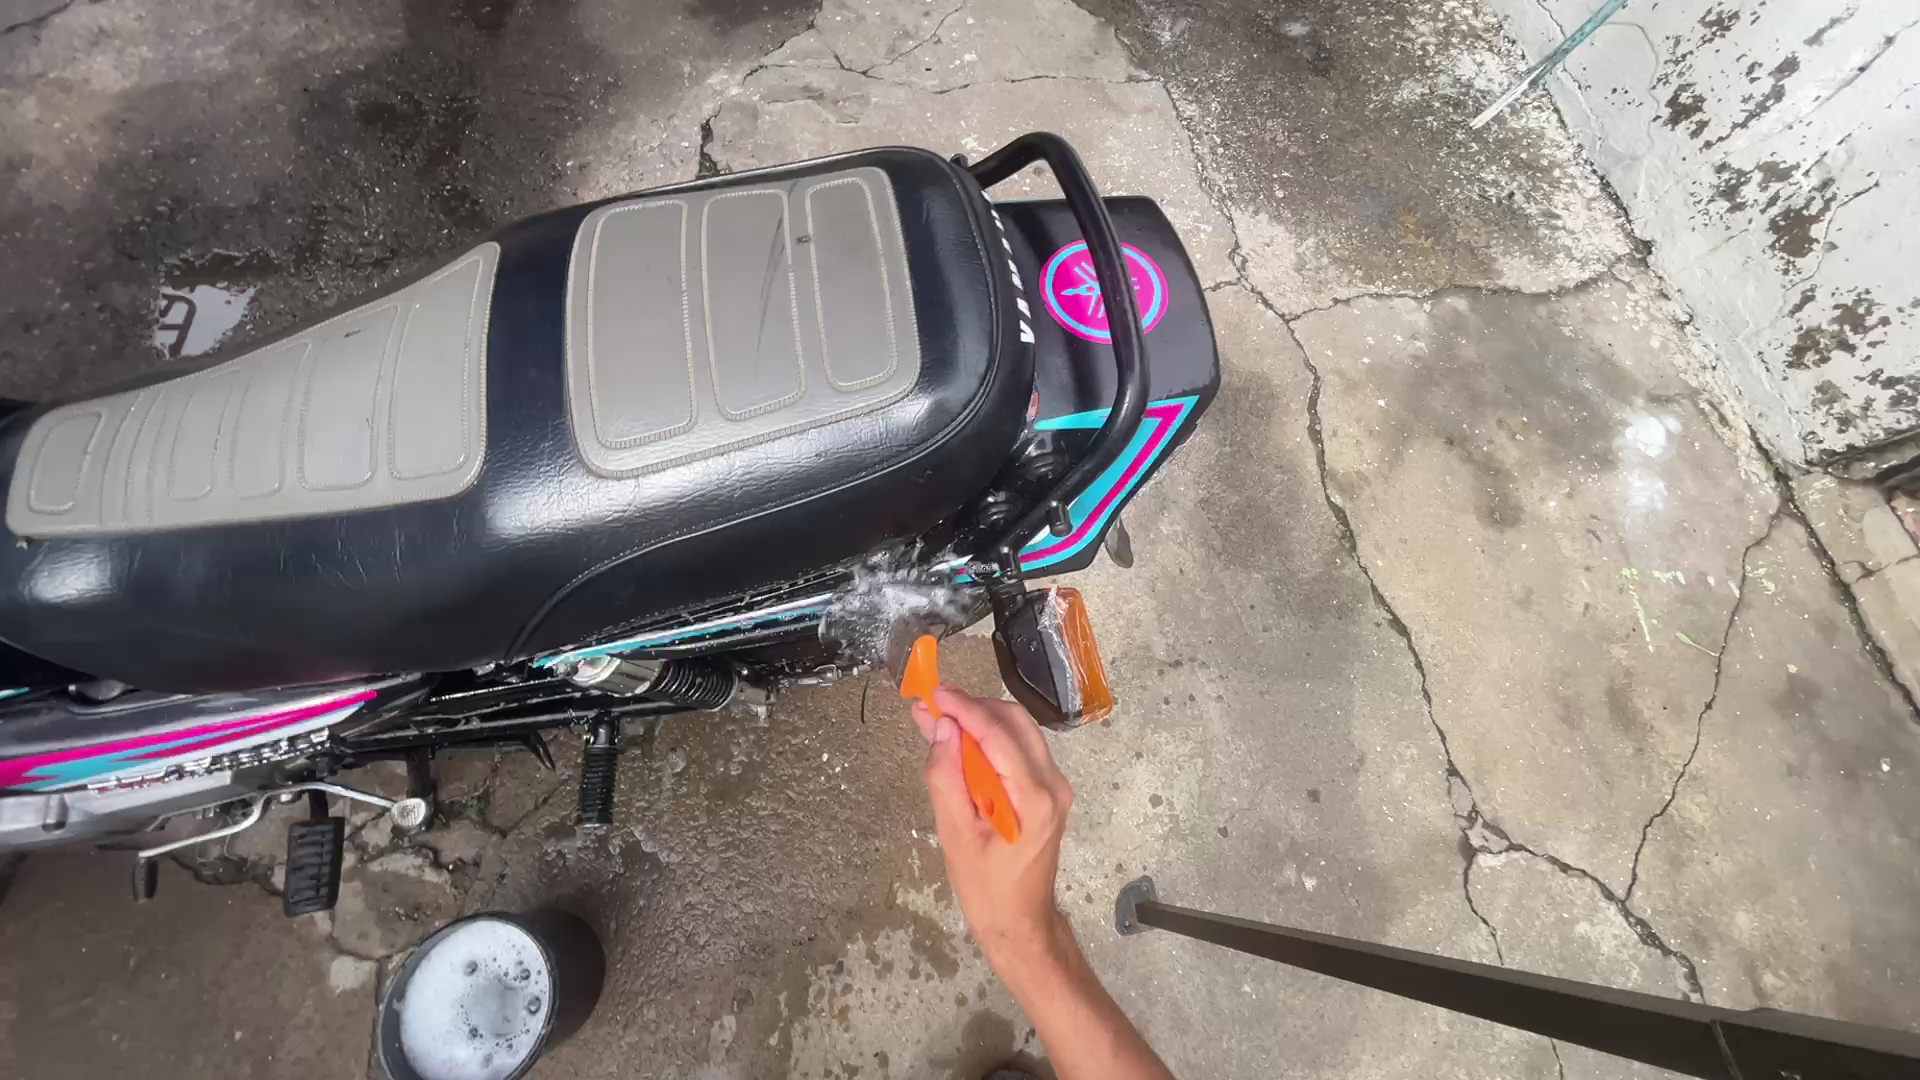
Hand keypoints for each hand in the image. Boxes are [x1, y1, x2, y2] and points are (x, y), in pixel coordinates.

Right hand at [910, 685, 1075, 978]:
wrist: (1021, 923)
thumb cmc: (985, 888)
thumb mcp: (954, 836)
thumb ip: (946, 777)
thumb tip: (941, 726)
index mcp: (1034, 798)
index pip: (998, 734)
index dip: (964, 707)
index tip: (934, 692)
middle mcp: (1053, 783)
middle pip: (1014, 721)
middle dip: (972, 706)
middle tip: (932, 704)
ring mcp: (1056, 785)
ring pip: (1018, 729)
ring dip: (980, 718)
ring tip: (939, 718)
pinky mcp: (1049, 789)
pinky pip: (1019, 747)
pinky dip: (990, 736)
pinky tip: (960, 740)